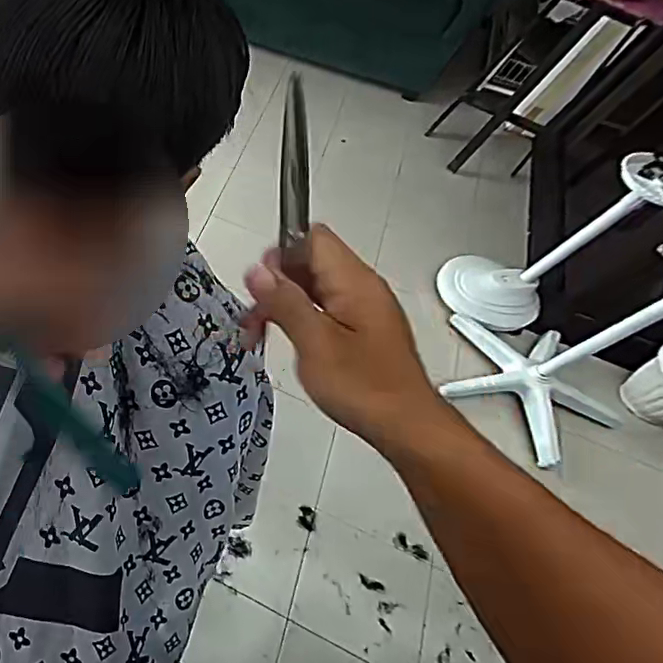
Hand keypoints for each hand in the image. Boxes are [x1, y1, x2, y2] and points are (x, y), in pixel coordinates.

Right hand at [240, 224, 447, 446]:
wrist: (404, 424)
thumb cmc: (368, 390)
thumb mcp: (314, 344)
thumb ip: (284, 302)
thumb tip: (259, 271)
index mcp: (353, 282)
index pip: (310, 238)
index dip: (278, 257)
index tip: (262, 289)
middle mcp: (362, 288)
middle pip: (308, 261)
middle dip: (276, 284)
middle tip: (258, 318)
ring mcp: (363, 307)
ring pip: (313, 287)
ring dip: (285, 305)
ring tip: (266, 334)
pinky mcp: (362, 328)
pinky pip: (325, 308)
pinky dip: (302, 320)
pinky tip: (291, 342)